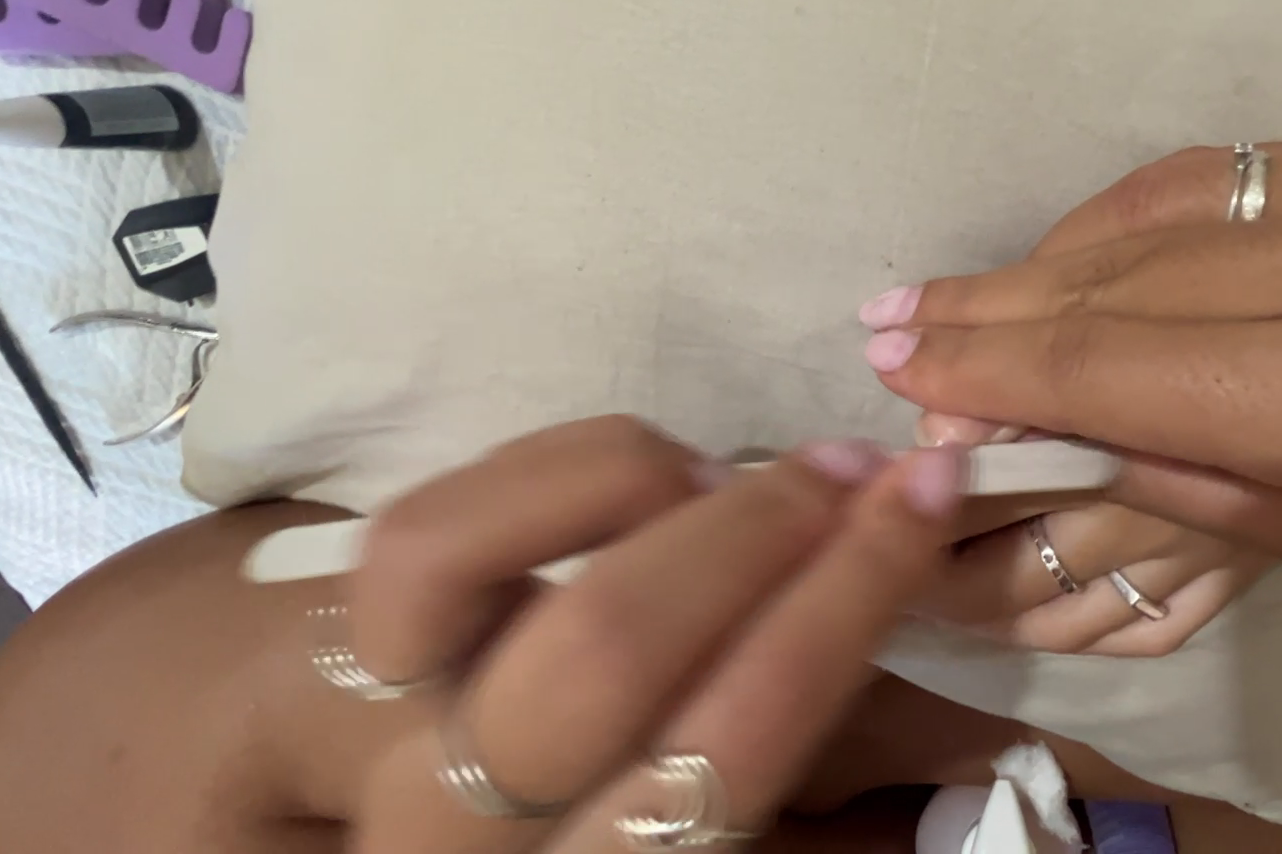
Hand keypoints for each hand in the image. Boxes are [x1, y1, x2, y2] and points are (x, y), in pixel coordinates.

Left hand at [337, 416, 964, 852]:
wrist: (463, 843)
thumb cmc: (648, 817)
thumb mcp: (755, 822)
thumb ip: (829, 747)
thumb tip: (925, 598)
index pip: (746, 733)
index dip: (851, 590)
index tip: (928, 486)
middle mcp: (469, 825)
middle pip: (608, 643)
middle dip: (756, 522)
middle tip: (844, 465)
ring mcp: (384, 729)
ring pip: (459, 568)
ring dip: (641, 483)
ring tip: (720, 472)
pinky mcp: (352, 651)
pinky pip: (424, 530)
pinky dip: (553, 467)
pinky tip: (646, 472)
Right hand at [858, 144, 1281, 697]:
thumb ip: (1163, 463)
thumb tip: (1026, 422)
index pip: (1119, 366)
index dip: (989, 370)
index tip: (896, 365)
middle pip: (1126, 279)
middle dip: (992, 310)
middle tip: (889, 318)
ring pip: (1161, 218)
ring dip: (1042, 260)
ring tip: (950, 292)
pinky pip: (1225, 179)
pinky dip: (1126, 216)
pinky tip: (1059, 244)